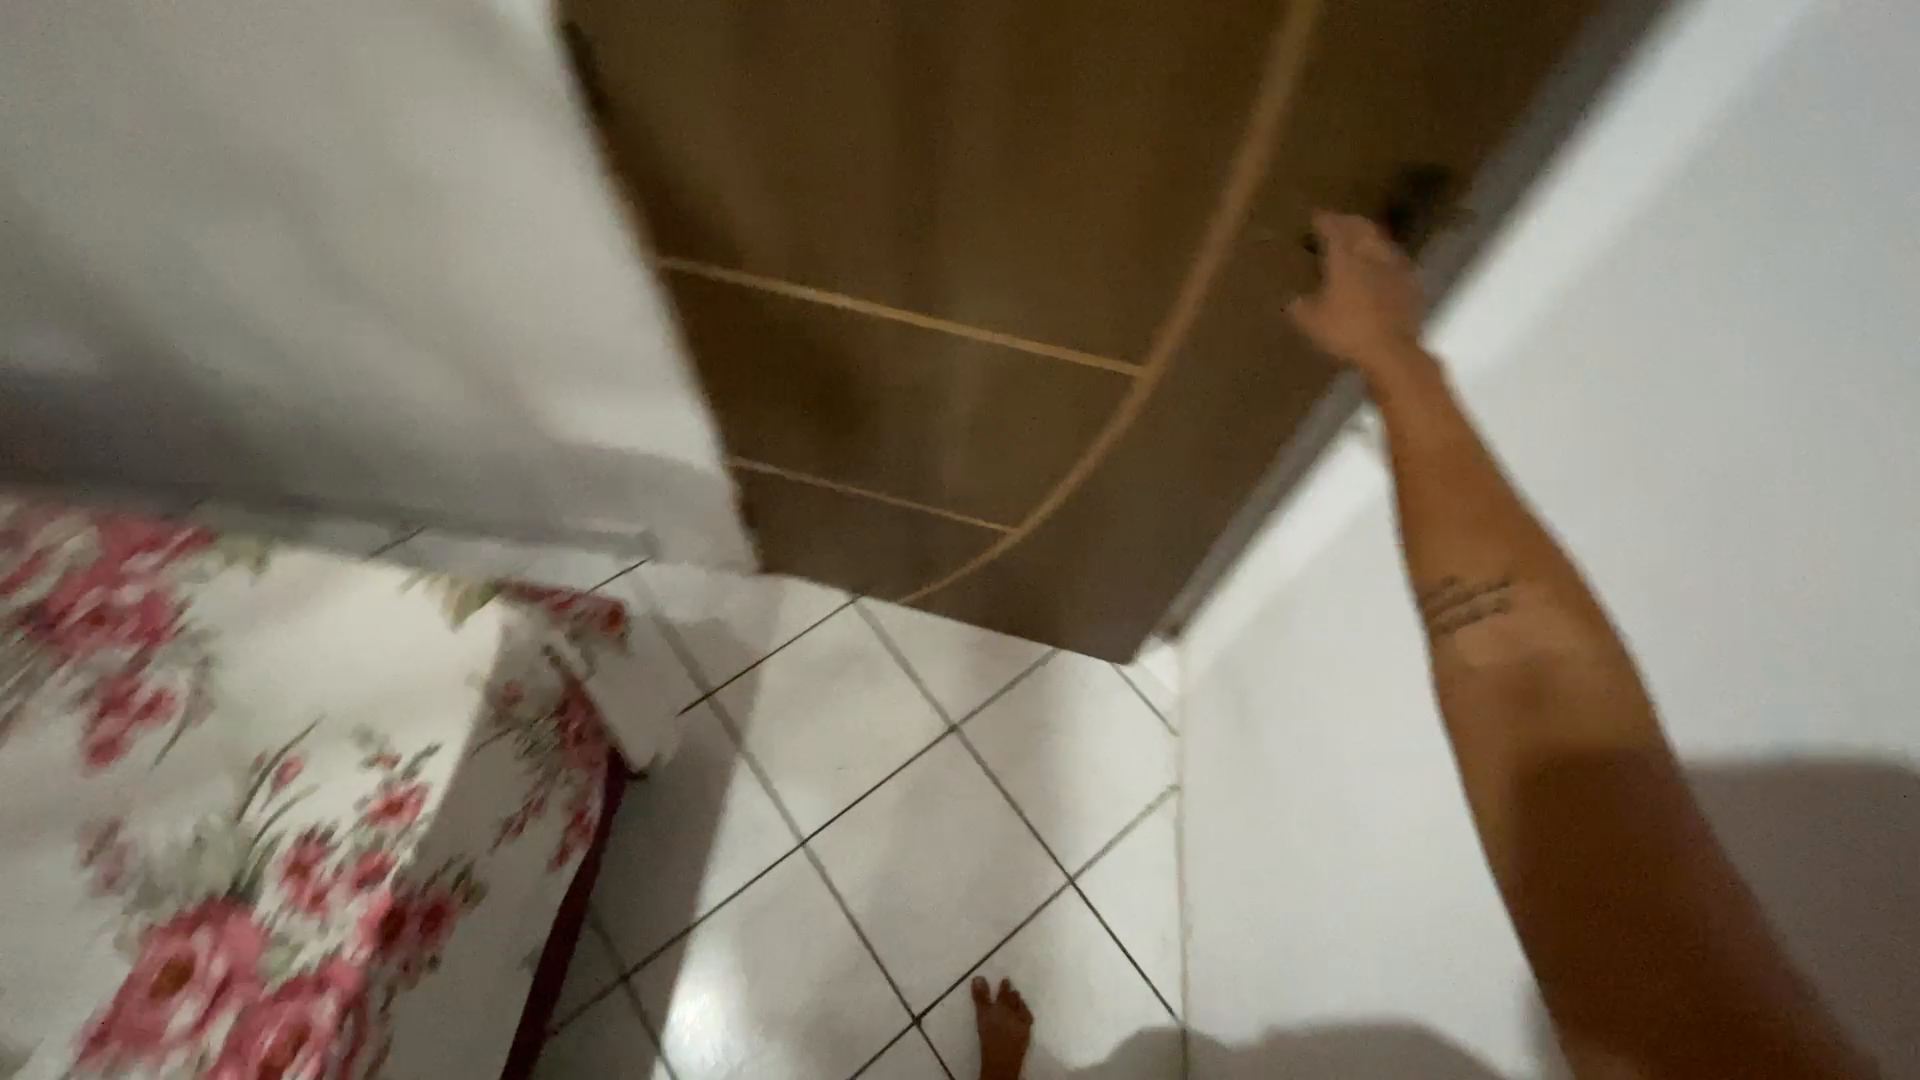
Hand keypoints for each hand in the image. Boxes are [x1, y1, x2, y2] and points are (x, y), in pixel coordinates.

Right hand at [971, 976, 1031, 1079]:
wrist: (1002, 1058)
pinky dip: (1026, 1013)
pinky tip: (1025, 1013)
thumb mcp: (981, 1015)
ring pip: (1021, 1008)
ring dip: (1019, 1002)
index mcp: (1002, 1006)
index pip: (1003, 993)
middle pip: (1013, 1000)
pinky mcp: (1026, 1033)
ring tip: (1019, 998)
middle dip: (1012, 993)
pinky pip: (1028, 1018)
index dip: (1004, 986)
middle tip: (1012, 987)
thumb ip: (980, 996)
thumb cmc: (989, 1037)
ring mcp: (1021, 1022)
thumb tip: (978, 977)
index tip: (1005, 980)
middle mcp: (1014, 1011)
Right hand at [1287, 211, 1428, 381]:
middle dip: (1350, 222)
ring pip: (1381, 242)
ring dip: (1369, 237)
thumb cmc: (1345, 332)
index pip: (1335, 231)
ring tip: (1360, 239)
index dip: (1325, 221)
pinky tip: (1380, 266)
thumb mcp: (1310, 323)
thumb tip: (1293, 300)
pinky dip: (1383, 258)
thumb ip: (1300, 306)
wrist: (1391, 350)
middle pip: (1363, 229)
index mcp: (1345, 260)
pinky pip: (1394, 262)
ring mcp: (1395, 268)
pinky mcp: (1410, 284)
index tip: (1317, 216)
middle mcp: (1372, 256)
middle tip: (1339, 221)